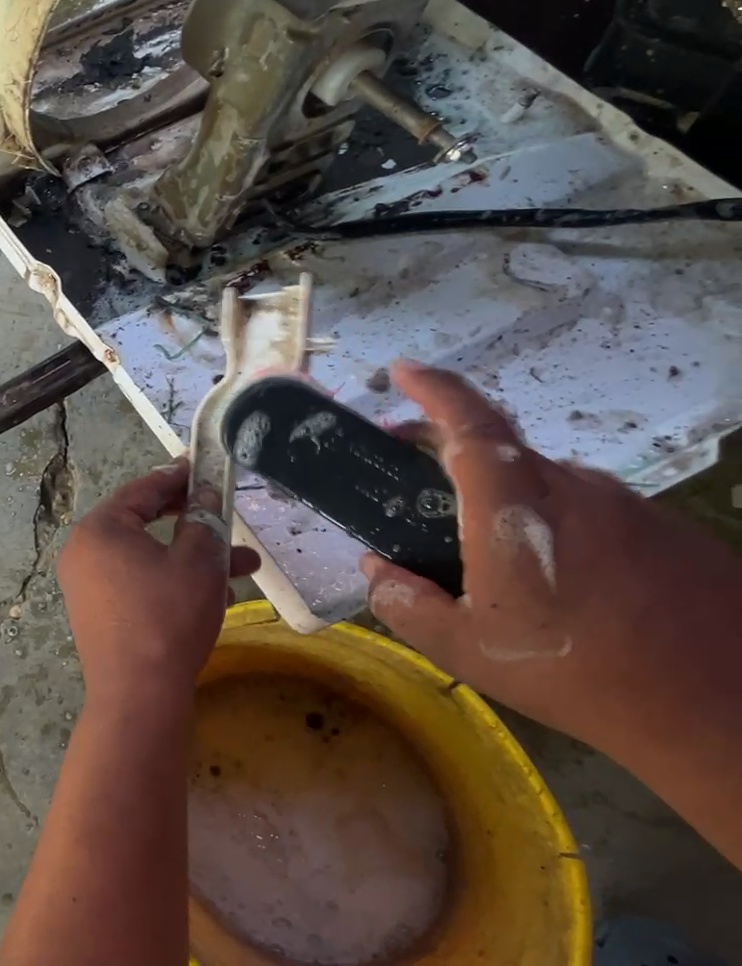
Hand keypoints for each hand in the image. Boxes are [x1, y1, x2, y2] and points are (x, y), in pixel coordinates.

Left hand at [57, 460, 260, 695]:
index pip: (140, 490)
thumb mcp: (197, 563)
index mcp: (98, 529)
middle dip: (187, 518)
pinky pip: (135, 580)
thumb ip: (203, 522)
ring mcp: (84, 581)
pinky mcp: (95, 609)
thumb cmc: (168, 618)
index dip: (176, 477)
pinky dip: (170, 578)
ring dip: (190, 555)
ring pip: (144, 555)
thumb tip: (205, 495)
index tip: (203, 466)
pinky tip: (216, 593)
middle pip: (139, 520)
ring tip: (245, 562)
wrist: (137, 692)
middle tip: (221, 509)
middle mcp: (82, 550)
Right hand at [362, 361, 741, 751]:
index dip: (434, 389)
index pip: (472, 424)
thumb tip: (381, 570)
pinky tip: (562, 583)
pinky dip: (561, 528)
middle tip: (416, 482)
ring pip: (552, 487)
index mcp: (518, 507)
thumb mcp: (463, 648)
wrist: (732, 717)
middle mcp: (580, 491)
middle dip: (453, 457)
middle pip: (506, 454)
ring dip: (510, 502)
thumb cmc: (578, 674)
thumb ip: (404, 601)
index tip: (403, 372)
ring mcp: (636, 510)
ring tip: (491, 554)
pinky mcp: (679, 536)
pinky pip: (598, 515)